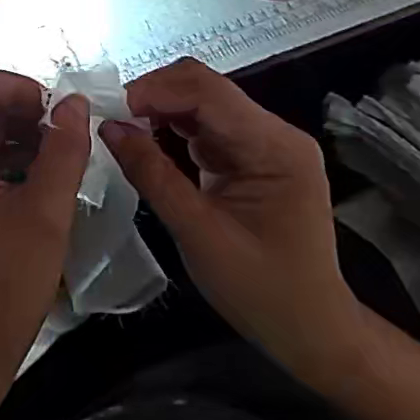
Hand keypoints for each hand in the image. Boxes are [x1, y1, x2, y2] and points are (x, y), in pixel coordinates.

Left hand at [0, 66, 89, 419]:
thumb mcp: (43, 215)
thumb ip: (62, 152)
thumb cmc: (1, 288)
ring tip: (66, 154)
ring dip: (26, 131)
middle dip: (27, 110)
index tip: (59, 113)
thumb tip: (76, 104)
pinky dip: (18, 152)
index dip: (19, 88)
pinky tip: (50, 170)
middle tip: (71, 134)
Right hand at [99, 58, 359, 378]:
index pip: (208, 93)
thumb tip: (108, 126)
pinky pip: (198, 120)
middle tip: (111, 117)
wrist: (311, 333)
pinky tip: (143, 138)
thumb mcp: (199, 235)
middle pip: (203, 86)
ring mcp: (261, 140)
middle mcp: (273, 132)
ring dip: (156, 106)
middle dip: (152, 94)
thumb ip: (153, 175)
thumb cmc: (262, 291)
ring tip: (121, 127)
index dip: (155, 92)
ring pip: (197, 98)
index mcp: (276, 148)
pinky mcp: (245, 152)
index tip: (110, 110)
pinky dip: (166, 122)